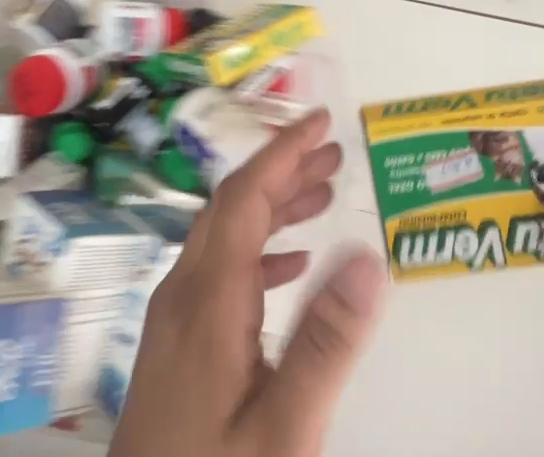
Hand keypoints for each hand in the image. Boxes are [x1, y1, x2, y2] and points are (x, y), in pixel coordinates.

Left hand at [109, 107, 386, 456]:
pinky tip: (292, 266)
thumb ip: (326, 341)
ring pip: (224, 237)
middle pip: (231, 207)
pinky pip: (219, 272)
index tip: (321, 121)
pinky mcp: (176, 341)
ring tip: (325, 196)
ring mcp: (174, 315)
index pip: (244, 198)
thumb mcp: (284, 423)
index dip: (282, 152)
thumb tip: (370, 257)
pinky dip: (260, 254)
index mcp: (207, 298)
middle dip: (283, 172)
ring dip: (273, 209)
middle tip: (337, 155)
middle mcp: (183, 291)